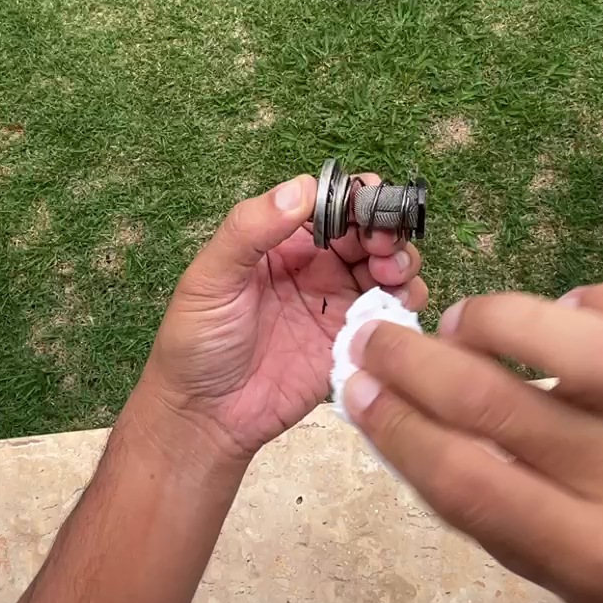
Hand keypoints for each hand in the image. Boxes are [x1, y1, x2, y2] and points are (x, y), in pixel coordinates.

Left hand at [140, 172, 429, 464]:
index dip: (353, 197)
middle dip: (385, 227)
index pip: (327, 203)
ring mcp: (337, 301)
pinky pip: (390, 312)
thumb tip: (301, 187)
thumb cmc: (197, 339)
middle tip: (383, 246)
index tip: (369, 203)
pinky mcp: (353, 340)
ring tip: (391, 274)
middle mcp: (315, 264)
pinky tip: (396, 303)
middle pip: (366, 230)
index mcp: (280, 240)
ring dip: (401, 260)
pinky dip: (405, 299)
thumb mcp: (211, 277)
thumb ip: (250, 229)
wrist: (206, 416)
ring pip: (387, 266)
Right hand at [340, 279, 602, 602]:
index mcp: (595, 558)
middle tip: (371, 339)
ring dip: (497, 323)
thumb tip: (385, 408)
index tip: (354, 388)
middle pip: (508, 410)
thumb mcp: (548, 566)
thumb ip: (473, 497)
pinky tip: (564, 306)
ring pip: (588, 351)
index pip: (471, 485)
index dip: (398, 428)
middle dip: (414, 364)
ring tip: (457, 323)